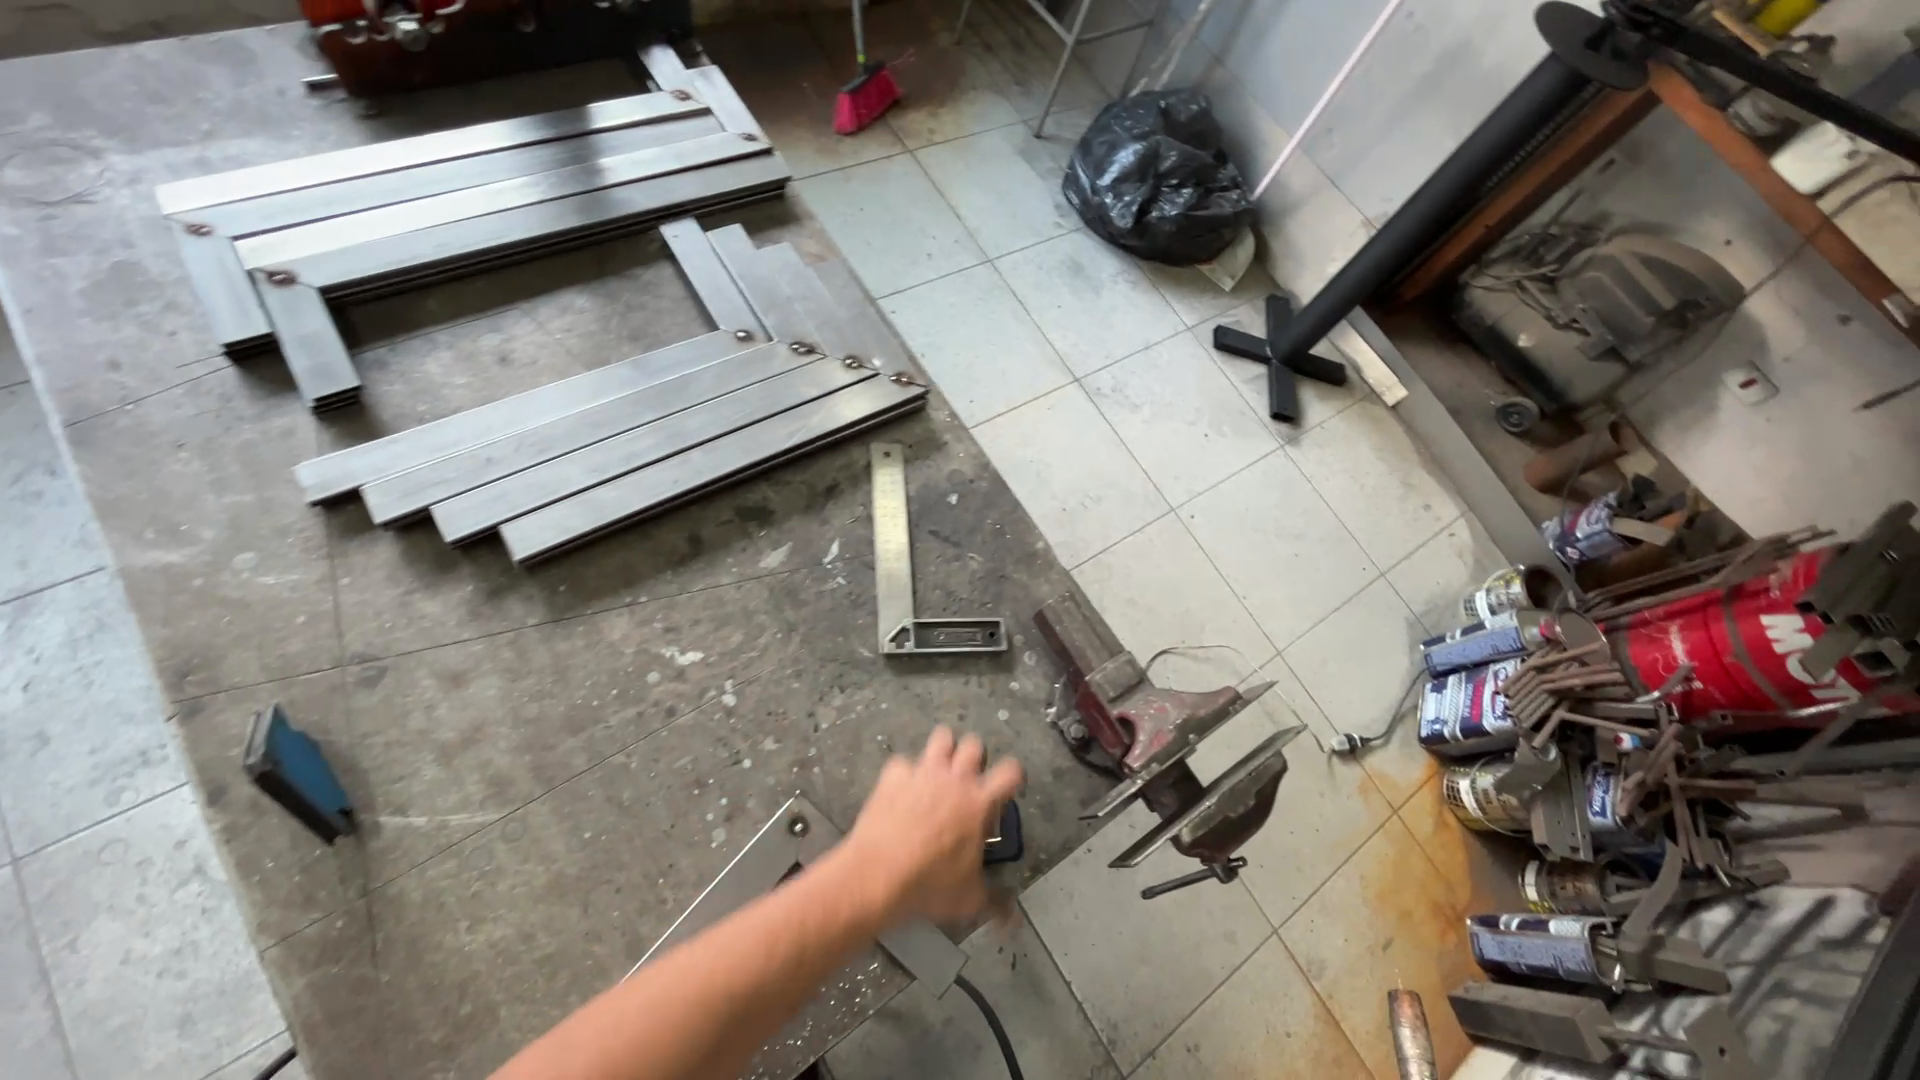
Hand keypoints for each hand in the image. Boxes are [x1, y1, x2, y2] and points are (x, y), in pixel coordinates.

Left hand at [839, 727, 1023, 923]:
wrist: (878, 874)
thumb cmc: (929, 884)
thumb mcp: (969, 898)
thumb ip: (994, 902)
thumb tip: (1013, 921)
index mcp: (979, 803)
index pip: (1010, 771)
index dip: (1013, 775)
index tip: (1008, 787)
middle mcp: (954, 779)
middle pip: (974, 744)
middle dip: (974, 757)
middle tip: (968, 779)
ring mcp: (922, 772)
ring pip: (941, 738)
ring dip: (943, 750)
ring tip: (939, 769)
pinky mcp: (893, 775)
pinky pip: (903, 762)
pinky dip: (905, 773)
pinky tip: (902, 789)